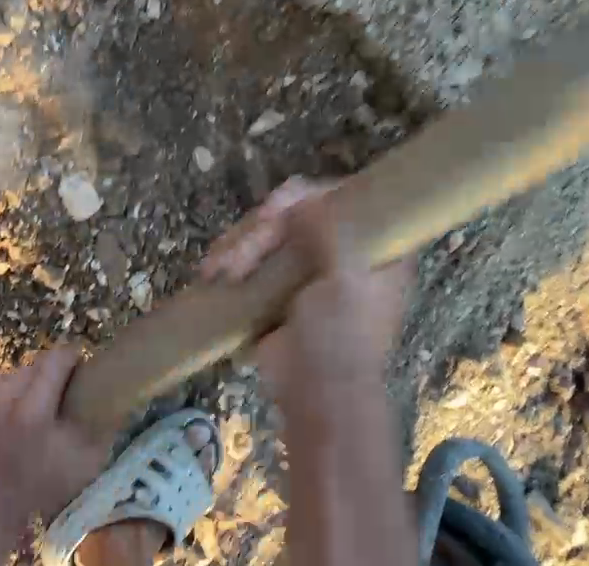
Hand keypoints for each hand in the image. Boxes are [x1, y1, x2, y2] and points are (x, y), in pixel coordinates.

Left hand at [0, 347, 110, 563]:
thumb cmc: (34, 488)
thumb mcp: (79, 466)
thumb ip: (98, 429)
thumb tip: (112, 403)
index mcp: (32, 408)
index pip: (57, 358)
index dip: (74, 359)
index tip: (83, 370)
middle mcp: (4, 390)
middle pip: (37, 365)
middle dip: (51, 377)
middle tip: (60, 400)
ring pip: (17, 373)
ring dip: (29, 386)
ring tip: (33, 413)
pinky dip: (8, 394)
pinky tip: (9, 418)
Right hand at [198, 176, 410, 392]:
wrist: (314, 393)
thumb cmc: (340, 339)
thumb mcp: (344, 282)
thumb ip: (329, 233)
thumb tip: (302, 200)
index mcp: (376, 251)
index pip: (347, 199)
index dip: (311, 194)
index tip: (281, 205)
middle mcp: (343, 252)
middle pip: (297, 214)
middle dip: (262, 230)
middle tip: (246, 248)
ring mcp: (306, 268)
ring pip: (268, 234)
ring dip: (240, 247)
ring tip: (221, 270)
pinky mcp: (276, 285)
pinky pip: (251, 256)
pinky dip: (231, 259)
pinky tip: (213, 271)